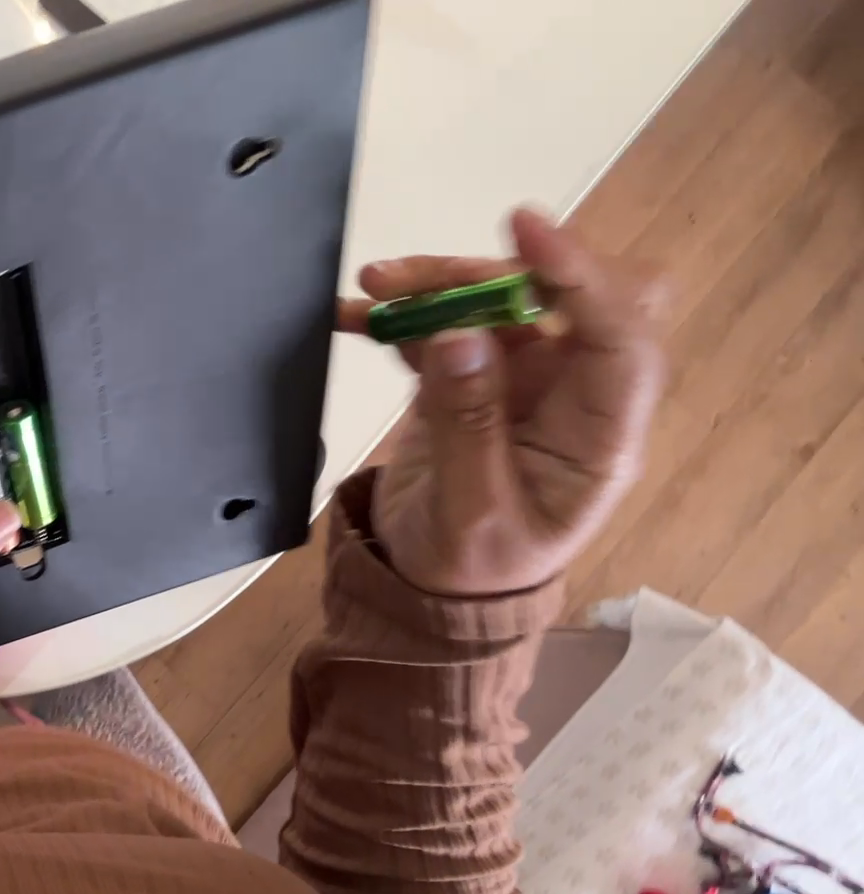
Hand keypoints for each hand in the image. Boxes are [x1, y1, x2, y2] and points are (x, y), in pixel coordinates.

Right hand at [335, 208, 669, 596]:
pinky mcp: (465, 386)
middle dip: (487, 277)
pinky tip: (355, 315)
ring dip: (434, 289)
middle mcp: (566, 394)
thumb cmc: (467, 567)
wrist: (429, 586)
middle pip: (553, 303)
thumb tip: (459, 338)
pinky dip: (400, 320)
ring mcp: (515, 385)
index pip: (615, 337)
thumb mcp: (470, 510)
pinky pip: (440, 334)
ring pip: (490, 308)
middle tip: (408, 281)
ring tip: (371, 287)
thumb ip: (469, 427)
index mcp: (596, 434)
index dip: (579, 277)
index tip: (525, 230)